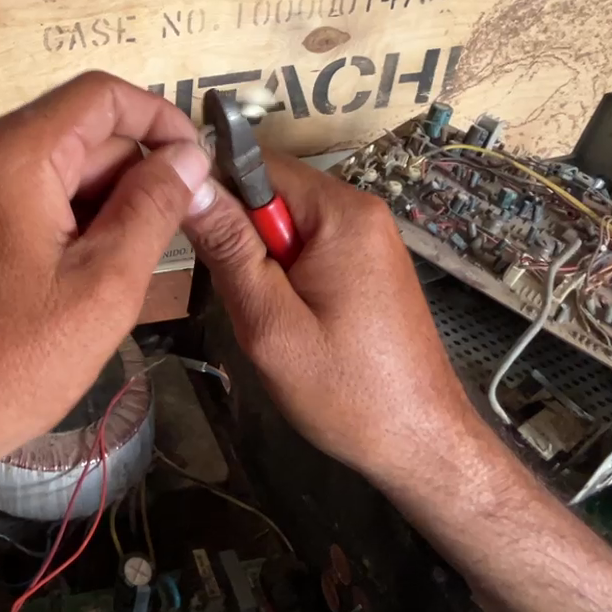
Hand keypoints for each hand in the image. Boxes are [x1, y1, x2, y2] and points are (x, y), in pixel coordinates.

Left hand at [0, 72, 214, 475]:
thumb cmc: (14, 359)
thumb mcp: (105, 283)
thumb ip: (153, 208)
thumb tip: (189, 159)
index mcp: (15, 152)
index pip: (102, 95)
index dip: (159, 117)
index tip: (198, 163)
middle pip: (85, 128)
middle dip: (137, 169)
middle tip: (176, 228)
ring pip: (68, 160)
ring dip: (112, 198)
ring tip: (131, 261)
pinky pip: (43, 186)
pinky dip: (81, 213)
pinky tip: (97, 265)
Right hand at [183, 154, 481, 487]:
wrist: (423, 447)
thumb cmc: (347, 391)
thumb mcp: (270, 323)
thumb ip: (228, 248)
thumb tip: (188, 183)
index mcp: (340, 212)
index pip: (253, 164)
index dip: (215, 197)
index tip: (197, 243)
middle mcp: (358, 208)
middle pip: (267, 191)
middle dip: (238, 236)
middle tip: (240, 294)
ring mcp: (366, 234)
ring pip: (281, 220)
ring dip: (259, 259)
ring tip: (266, 312)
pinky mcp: (365, 260)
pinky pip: (304, 242)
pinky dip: (282, 271)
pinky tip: (288, 315)